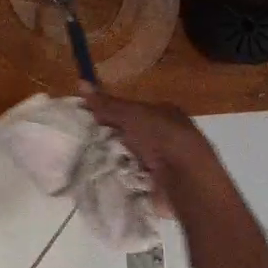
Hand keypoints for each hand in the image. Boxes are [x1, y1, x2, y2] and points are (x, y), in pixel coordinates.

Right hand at [81, 87, 221, 199]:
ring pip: (127, 156)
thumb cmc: (163, 139)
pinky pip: (130, 177)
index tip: (84, 115)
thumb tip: (81, 82)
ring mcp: (163, 162)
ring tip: (83, 157)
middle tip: (80, 137)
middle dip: (108, 136)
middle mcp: (165, 136)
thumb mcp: (132, 115)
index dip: (108, 111)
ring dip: (111, 158)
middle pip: (128, 133)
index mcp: (165, 114)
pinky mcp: (158, 186)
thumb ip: (107, 103)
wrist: (187, 183)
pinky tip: (98, 174)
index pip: (130, 109)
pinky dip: (117, 176)